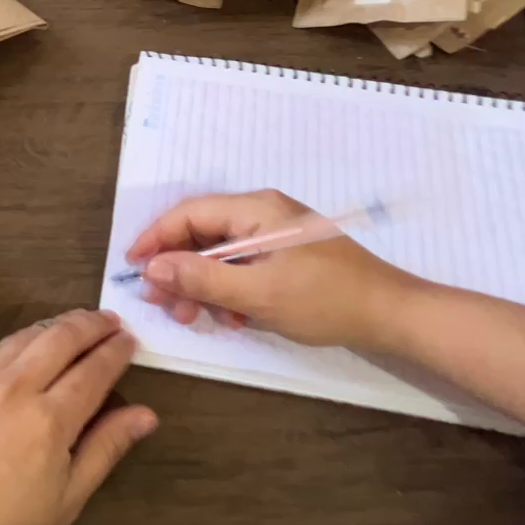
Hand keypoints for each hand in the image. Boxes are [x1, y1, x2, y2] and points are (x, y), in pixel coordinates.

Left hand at [0, 309, 158, 524]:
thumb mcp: (67, 498)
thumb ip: (106, 448)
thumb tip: (146, 414)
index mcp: (50, 419)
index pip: (94, 369)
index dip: (116, 351)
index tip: (131, 340)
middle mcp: (17, 385)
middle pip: (62, 337)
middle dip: (92, 323)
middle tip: (111, 320)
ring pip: (28, 335)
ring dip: (58, 325)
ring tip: (78, 324)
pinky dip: (24, 340)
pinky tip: (31, 345)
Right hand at [127, 189, 426, 350]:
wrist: (393, 316)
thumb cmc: (325, 299)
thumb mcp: (258, 294)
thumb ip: (202, 278)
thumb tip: (152, 267)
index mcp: (255, 209)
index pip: (189, 213)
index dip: (155, 238)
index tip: (132, 266)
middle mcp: (261, 211)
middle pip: (201, 232)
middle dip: (178, 268)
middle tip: (163, 303)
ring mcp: (274, 232)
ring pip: (219, 252)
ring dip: (201, 283)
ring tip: (194, 316)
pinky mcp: (284, 253)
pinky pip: (240, 264)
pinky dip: (227, 288)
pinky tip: (229, 316)